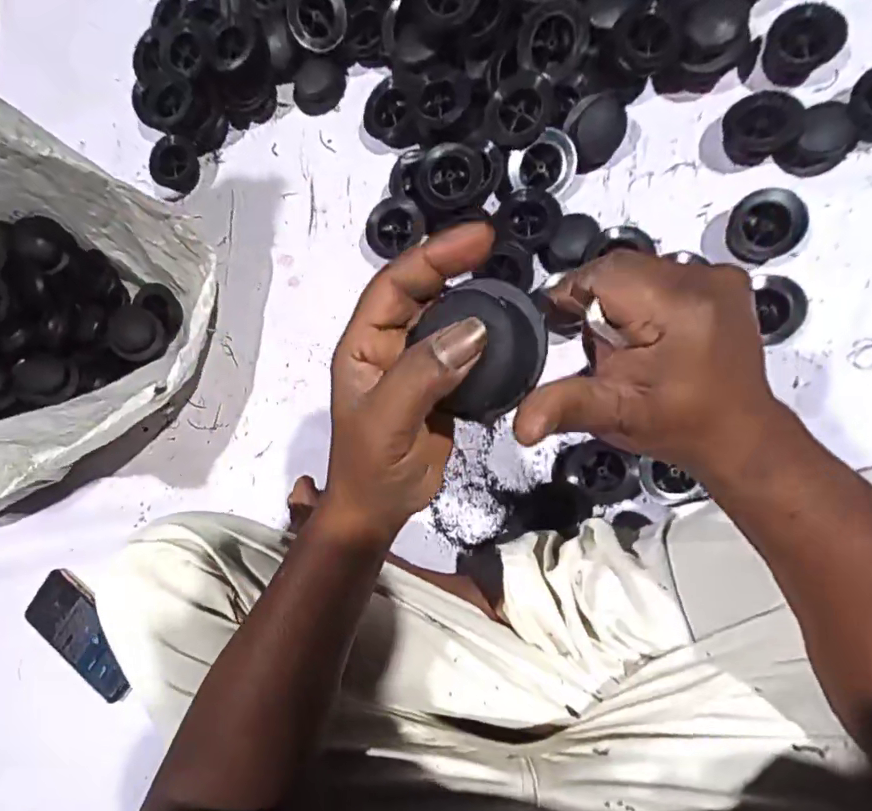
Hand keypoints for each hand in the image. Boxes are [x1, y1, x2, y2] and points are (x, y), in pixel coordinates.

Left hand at [320, 224, 495, 546]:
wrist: (379, 510)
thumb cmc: (368, 470)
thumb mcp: (387, 419)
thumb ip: (423, 374)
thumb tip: (473, 331)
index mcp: (364, 347)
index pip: (395, 286)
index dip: (432, 257)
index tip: (475, 240)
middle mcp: (389, 349)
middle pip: (422, 293)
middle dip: (454, 265)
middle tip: (495, 246)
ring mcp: (417, 368)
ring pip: (446, 320)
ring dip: (473, 300)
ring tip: (507, 281)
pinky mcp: (441, 389)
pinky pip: (466, 355)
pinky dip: (486, 341)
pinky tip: (507, 332)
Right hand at [513, 251, 794, 480]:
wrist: (735, 434)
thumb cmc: (685, 425)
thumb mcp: (613, 415)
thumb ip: (565, 406)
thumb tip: (523, 422)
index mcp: (678, 307)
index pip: (603, 272)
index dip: (572, 297)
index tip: (563, 326)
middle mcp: (705, 281)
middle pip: (621, 267)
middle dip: (598, 306)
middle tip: (605, 351)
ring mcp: (718, 279)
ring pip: (640, 270)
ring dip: (622, 304)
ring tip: (632, 349)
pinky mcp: (722, 284)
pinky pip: (664, 276)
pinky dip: (646, 304)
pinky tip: (653, 340)